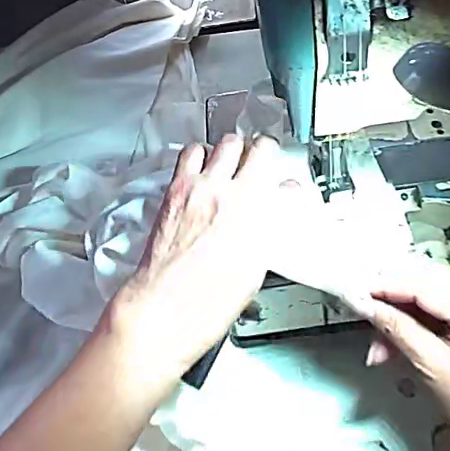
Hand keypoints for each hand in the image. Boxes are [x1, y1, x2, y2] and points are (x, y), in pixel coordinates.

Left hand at [99, 134, 301, 383]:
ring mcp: (202, 187)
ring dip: (229, 150)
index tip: (281, 176)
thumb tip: (275, 210)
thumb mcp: (256, 265)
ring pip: (223, 144)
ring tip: (228, 160)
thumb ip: (268, 227)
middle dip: (257, 151)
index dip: (283, 172)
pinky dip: (199, 154)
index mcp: (259, 213)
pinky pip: (191, 153)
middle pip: (253, 147)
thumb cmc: (209, 298)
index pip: (282, 175)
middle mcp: (232, 193)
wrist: (166, 306)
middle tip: (255, 160)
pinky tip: (200, 166)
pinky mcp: (177, 188)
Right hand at [354, 259, 449, 450]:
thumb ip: (398, 331)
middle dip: (386, 300)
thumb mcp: (436, 371)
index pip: (421, 284)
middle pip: (419, 280)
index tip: (350, 292)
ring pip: (420, 288)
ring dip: (394, 311)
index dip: (381, 287)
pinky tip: (392, 338)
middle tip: (357, 313)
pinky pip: (430, 299)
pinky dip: (408, 316)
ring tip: (378, 343)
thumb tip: (364, 303)